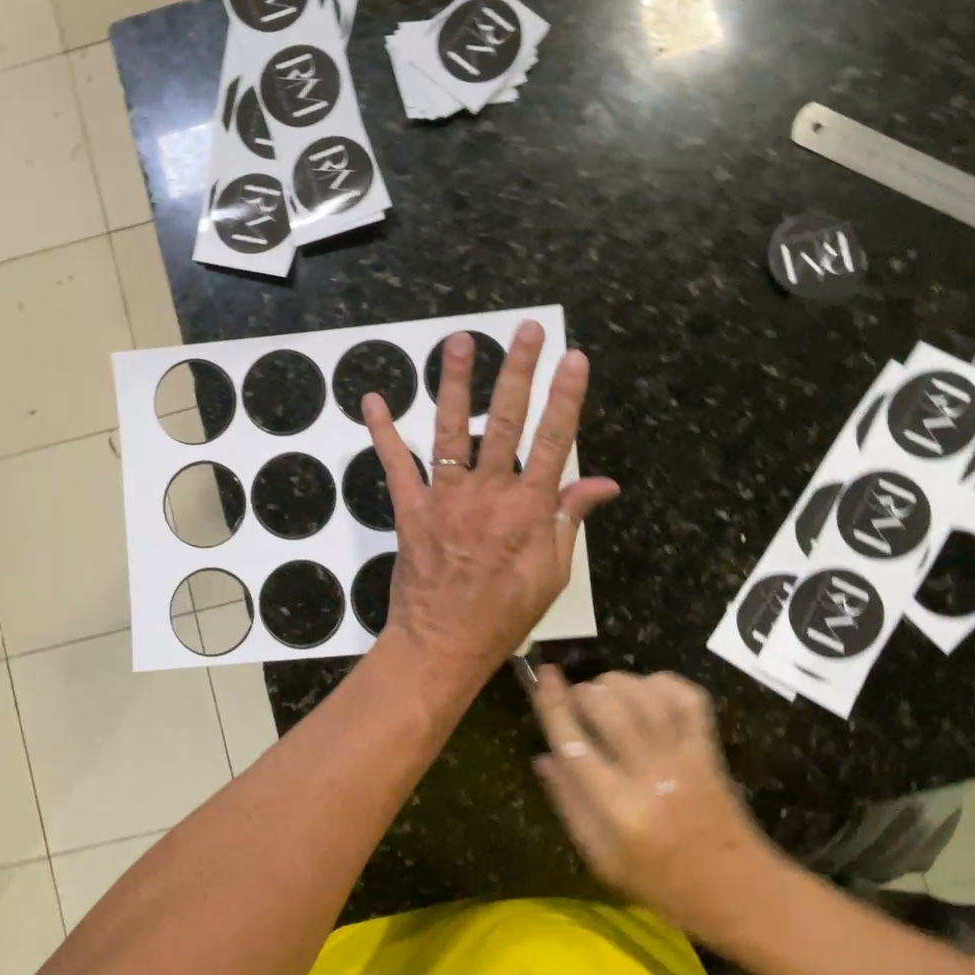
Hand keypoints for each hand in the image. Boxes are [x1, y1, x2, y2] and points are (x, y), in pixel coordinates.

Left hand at [360, 322, 619, 676]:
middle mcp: (487, 492)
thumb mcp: (551, 572)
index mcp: (528, 508)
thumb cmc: (504, 613)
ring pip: (450, 429)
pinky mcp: (410, 508)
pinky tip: (373, 400)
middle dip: (517, 371)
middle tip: (525, 330)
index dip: (566, 397)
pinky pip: (395, 465)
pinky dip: (383, 433)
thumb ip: (568, 519)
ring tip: (458, 341)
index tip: (574, 359)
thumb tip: (601, 482)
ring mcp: (445, 497)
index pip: (553, 441)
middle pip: (503, 421)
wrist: (443, 644)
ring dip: (454, 383)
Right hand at [529, 666, 777, 923]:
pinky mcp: (709, 748)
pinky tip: (646, 691)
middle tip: (576, 698)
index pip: (574, 744)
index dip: (553, 705)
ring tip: (605, 691)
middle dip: (585, 691)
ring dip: (618, 682)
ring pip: (645, 695)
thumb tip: (544, 757)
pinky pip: (687, 698)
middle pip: (610, 707)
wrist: (738, 891)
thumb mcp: (603, 859)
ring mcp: (685, 757)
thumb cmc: (662, 882)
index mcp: (619, 808)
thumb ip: (570, 805)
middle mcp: (650, 775)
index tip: (543, 676)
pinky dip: (663, 682)